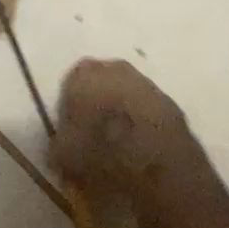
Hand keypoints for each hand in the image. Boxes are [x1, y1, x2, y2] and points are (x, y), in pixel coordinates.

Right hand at [50, 59, 199, 195]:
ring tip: (119, 146)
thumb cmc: (100, 151)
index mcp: (83, 72)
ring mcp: (145, 81)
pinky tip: (141, 149)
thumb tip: (60, 148)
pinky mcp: (169, 101)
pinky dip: (144, 124)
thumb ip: (59, 144)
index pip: (69, 86)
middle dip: (96, 106)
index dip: (69, 112)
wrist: (155, 160)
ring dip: (122, 113)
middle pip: (99, 85)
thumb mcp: (64, 155)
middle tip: (94, 138)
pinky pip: (148, 111)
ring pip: (126, 95)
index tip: (70, 135)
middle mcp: (113, 67)